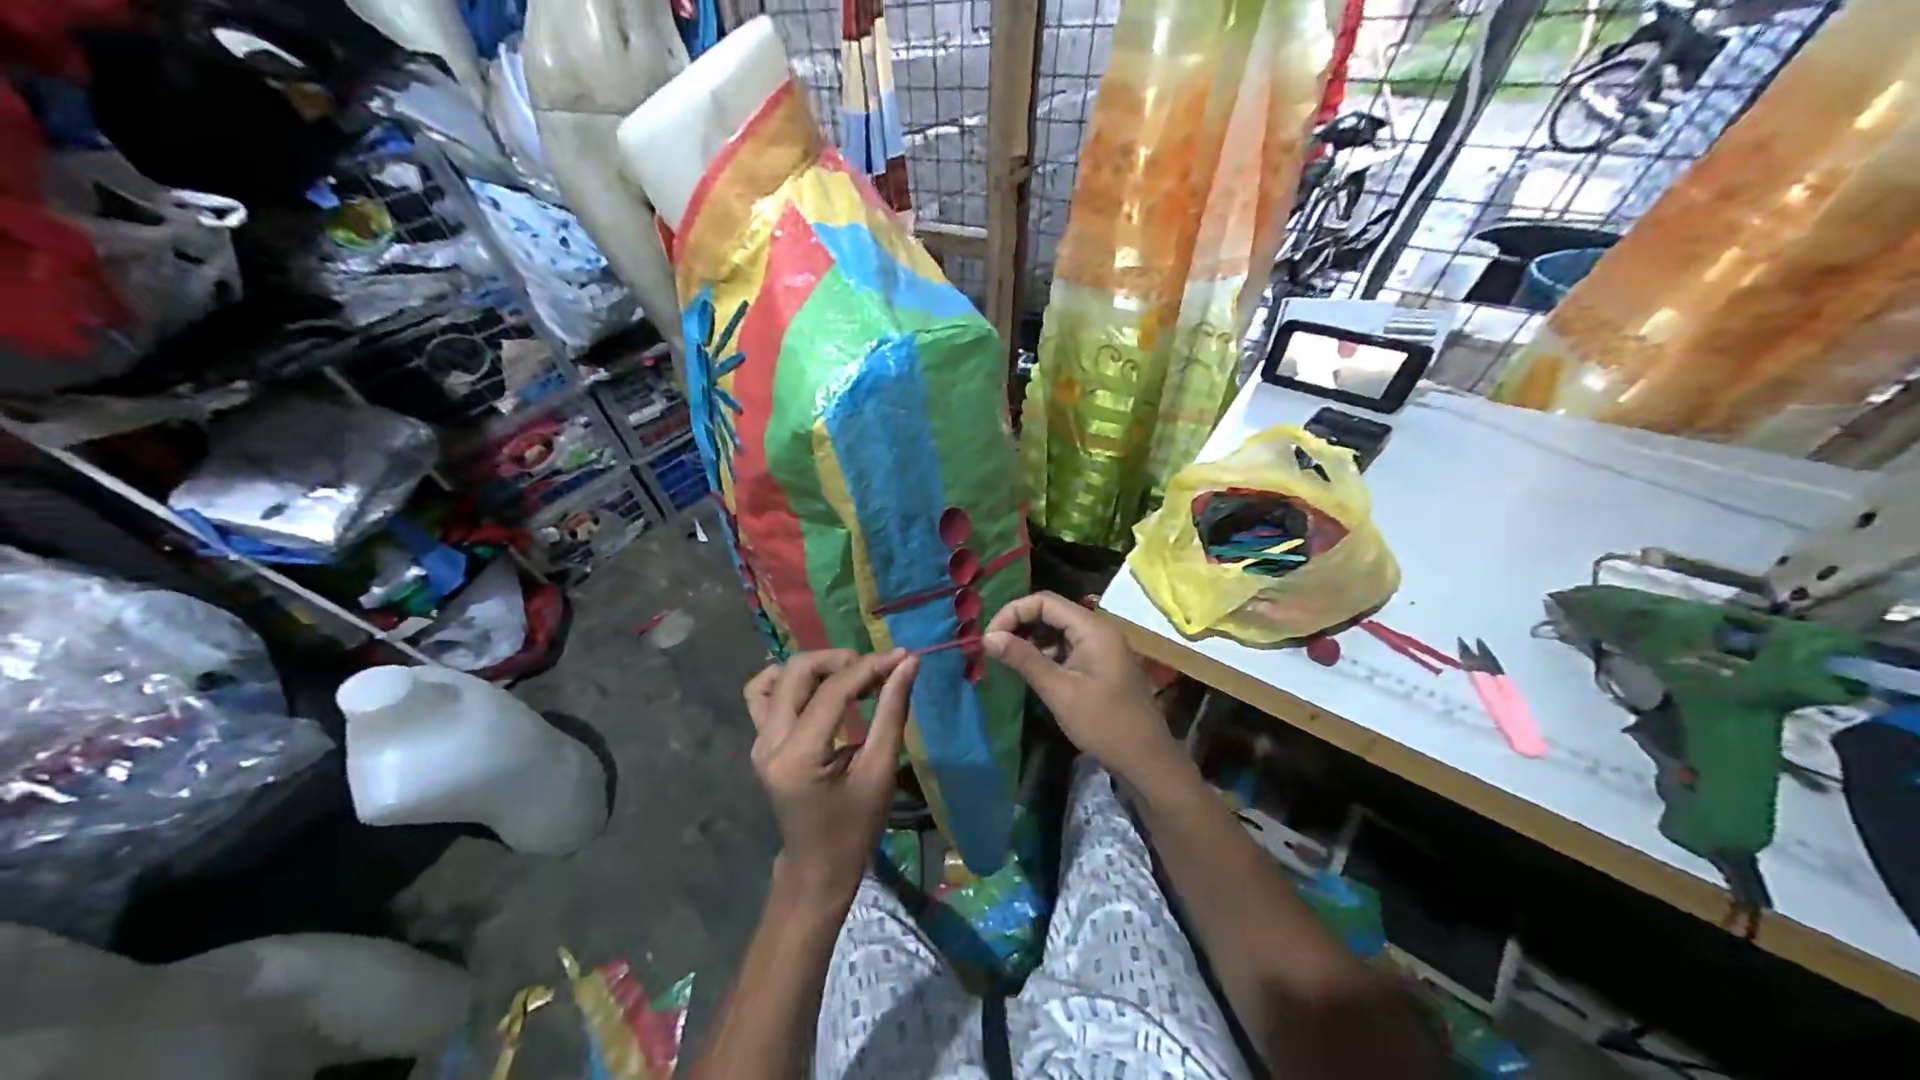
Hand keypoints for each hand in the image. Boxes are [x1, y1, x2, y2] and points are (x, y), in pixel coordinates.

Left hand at [743, 648, 917, 904]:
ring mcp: (758, 742)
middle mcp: (768, 743)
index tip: (902, 657)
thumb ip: (892, 711)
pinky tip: (817, 688)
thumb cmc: (855, 827)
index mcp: (798, 756)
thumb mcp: (880, 770)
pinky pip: (763, 695)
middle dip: (841, 661)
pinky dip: (789, 681)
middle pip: (797, 672)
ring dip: (815, 668)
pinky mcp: (759, 743)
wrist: (818, 867)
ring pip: (776, 678)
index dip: (869, 667)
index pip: (832, 691)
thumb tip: (908, 663)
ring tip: (848, 678)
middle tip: (876, 671)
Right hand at [983, 592, 1185, 787]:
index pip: (1044, 601)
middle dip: (1019, 624)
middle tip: (993, 647)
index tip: (991, 638)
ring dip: (1030, 639)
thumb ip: (1024, 659)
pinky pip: (1066, 646)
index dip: (1013, 612)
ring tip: (1005, 658)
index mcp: (1092, 629)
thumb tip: (988, 637)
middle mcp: (1097, 630)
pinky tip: (1028, 669)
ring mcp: (1100, 646)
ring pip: (1057, 629)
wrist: (1145, 758)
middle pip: (1050, 611)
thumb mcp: (1059, 691)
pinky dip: (1044, 653)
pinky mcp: (1098, 663)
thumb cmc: (1103, 724)